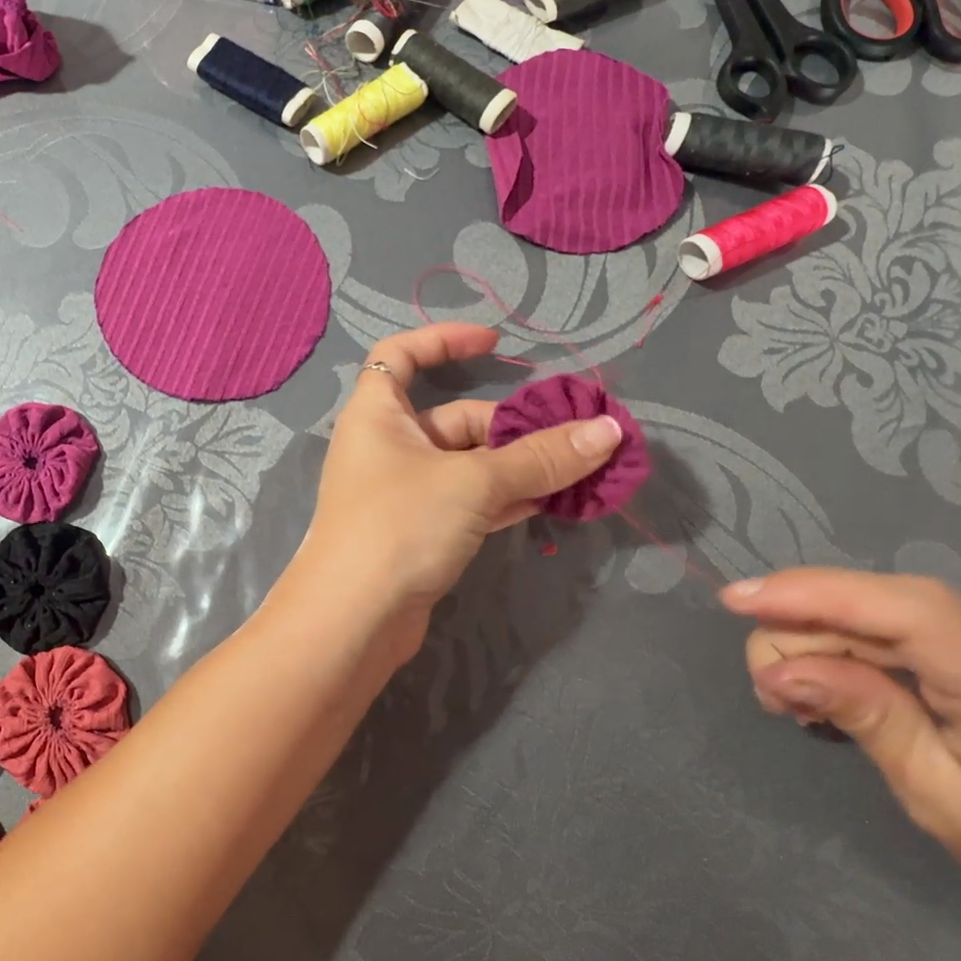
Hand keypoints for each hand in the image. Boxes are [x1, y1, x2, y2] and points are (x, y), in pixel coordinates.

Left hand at [297, 324, 623, 659]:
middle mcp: (385, 446)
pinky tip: (553, 503)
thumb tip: (608, 431)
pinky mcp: (418, 532)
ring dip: (520, 466)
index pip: (401, 355)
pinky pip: (468, 502)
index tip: (496, 344)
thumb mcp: (473, 483)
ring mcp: (401, 492)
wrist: (352, 620)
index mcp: (376, 413)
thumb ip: (539, 458)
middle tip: (579, 438)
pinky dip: (506, 499)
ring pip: (468, 465)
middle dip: (515, 426)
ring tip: (583, 470)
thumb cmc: (399, 526)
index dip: (444, 340)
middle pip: (455, 419)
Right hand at [727, 569, 960, 960]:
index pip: (909, 613)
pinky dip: (860, 644)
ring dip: (826, 637)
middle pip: (886, 605)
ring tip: (795, 695)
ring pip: (893, 610)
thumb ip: (869, 722)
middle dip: (805, 630)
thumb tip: (782, 669)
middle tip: (770, 694)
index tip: (737, 601)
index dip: (817, 593)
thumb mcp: (947, 807)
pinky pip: (916, 627)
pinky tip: (838, 682)